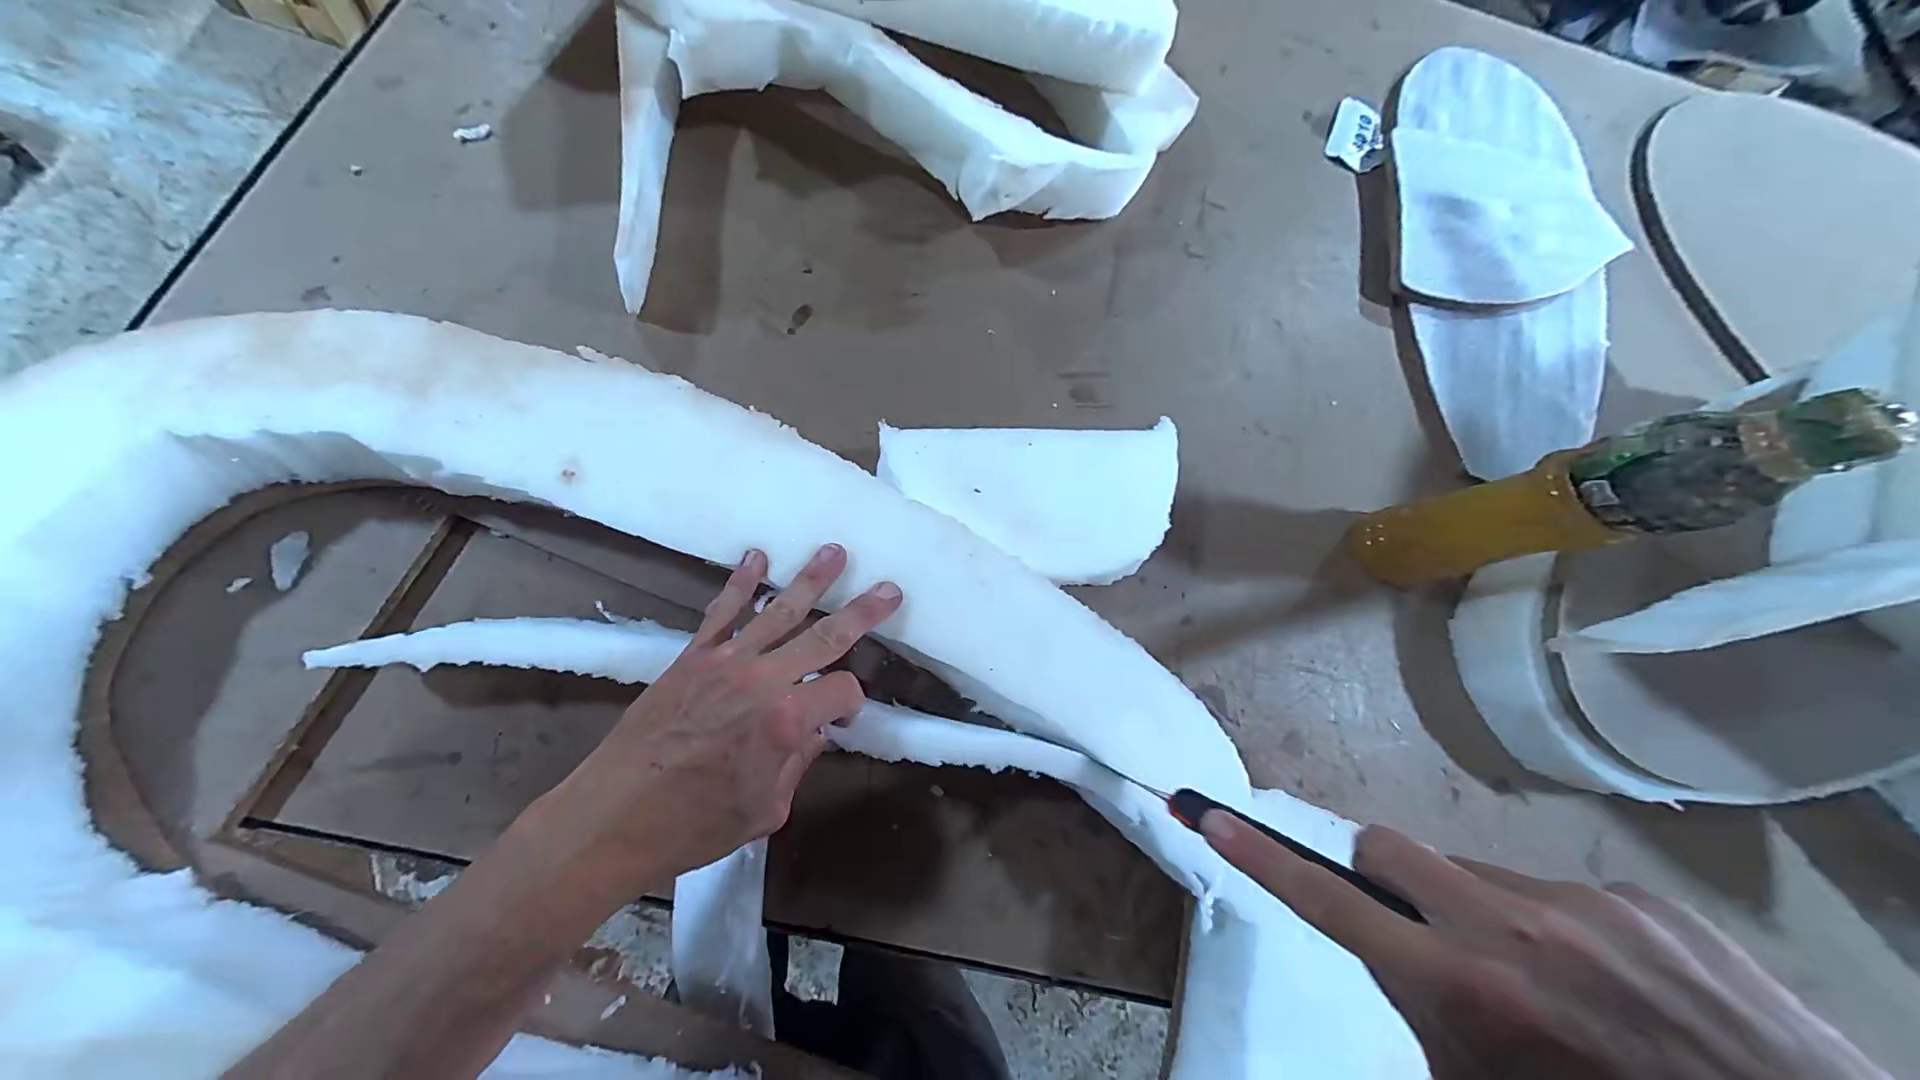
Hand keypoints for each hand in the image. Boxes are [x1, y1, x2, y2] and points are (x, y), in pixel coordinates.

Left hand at [527, 544, 900, 895]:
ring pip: (780, 612)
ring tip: (834, 552)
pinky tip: (757, 558)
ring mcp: (725, 663)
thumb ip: (797, 762)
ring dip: (811, 580)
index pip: (842, 690)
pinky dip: (742, 583)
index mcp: (787, 722)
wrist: (611, 819)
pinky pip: (723, 612)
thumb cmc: (694, 825)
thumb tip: (814, 731)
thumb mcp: (765, 809)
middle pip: (825, 637)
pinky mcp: (692, 657)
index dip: (852, 702)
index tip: (843, 717)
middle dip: (862, 613)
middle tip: (889, 589)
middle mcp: (762, 681)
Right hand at [1203, 816, 1889, 1079]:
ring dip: (1476, 914)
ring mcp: (1583, 903)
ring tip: (1547, 988)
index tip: (1211, 815)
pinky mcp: (1645, 901)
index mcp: (1463, 987)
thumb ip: (1422, 1013)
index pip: (1327, 899)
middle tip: (1419, 936)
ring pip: (1472, 873)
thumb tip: (1394, 958)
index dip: (1260, 856)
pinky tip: (1615, 991)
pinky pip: (1555, 891)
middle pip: (1385, 847)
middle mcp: (1511, 926)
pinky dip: (1553, 927)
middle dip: (1380, 880)